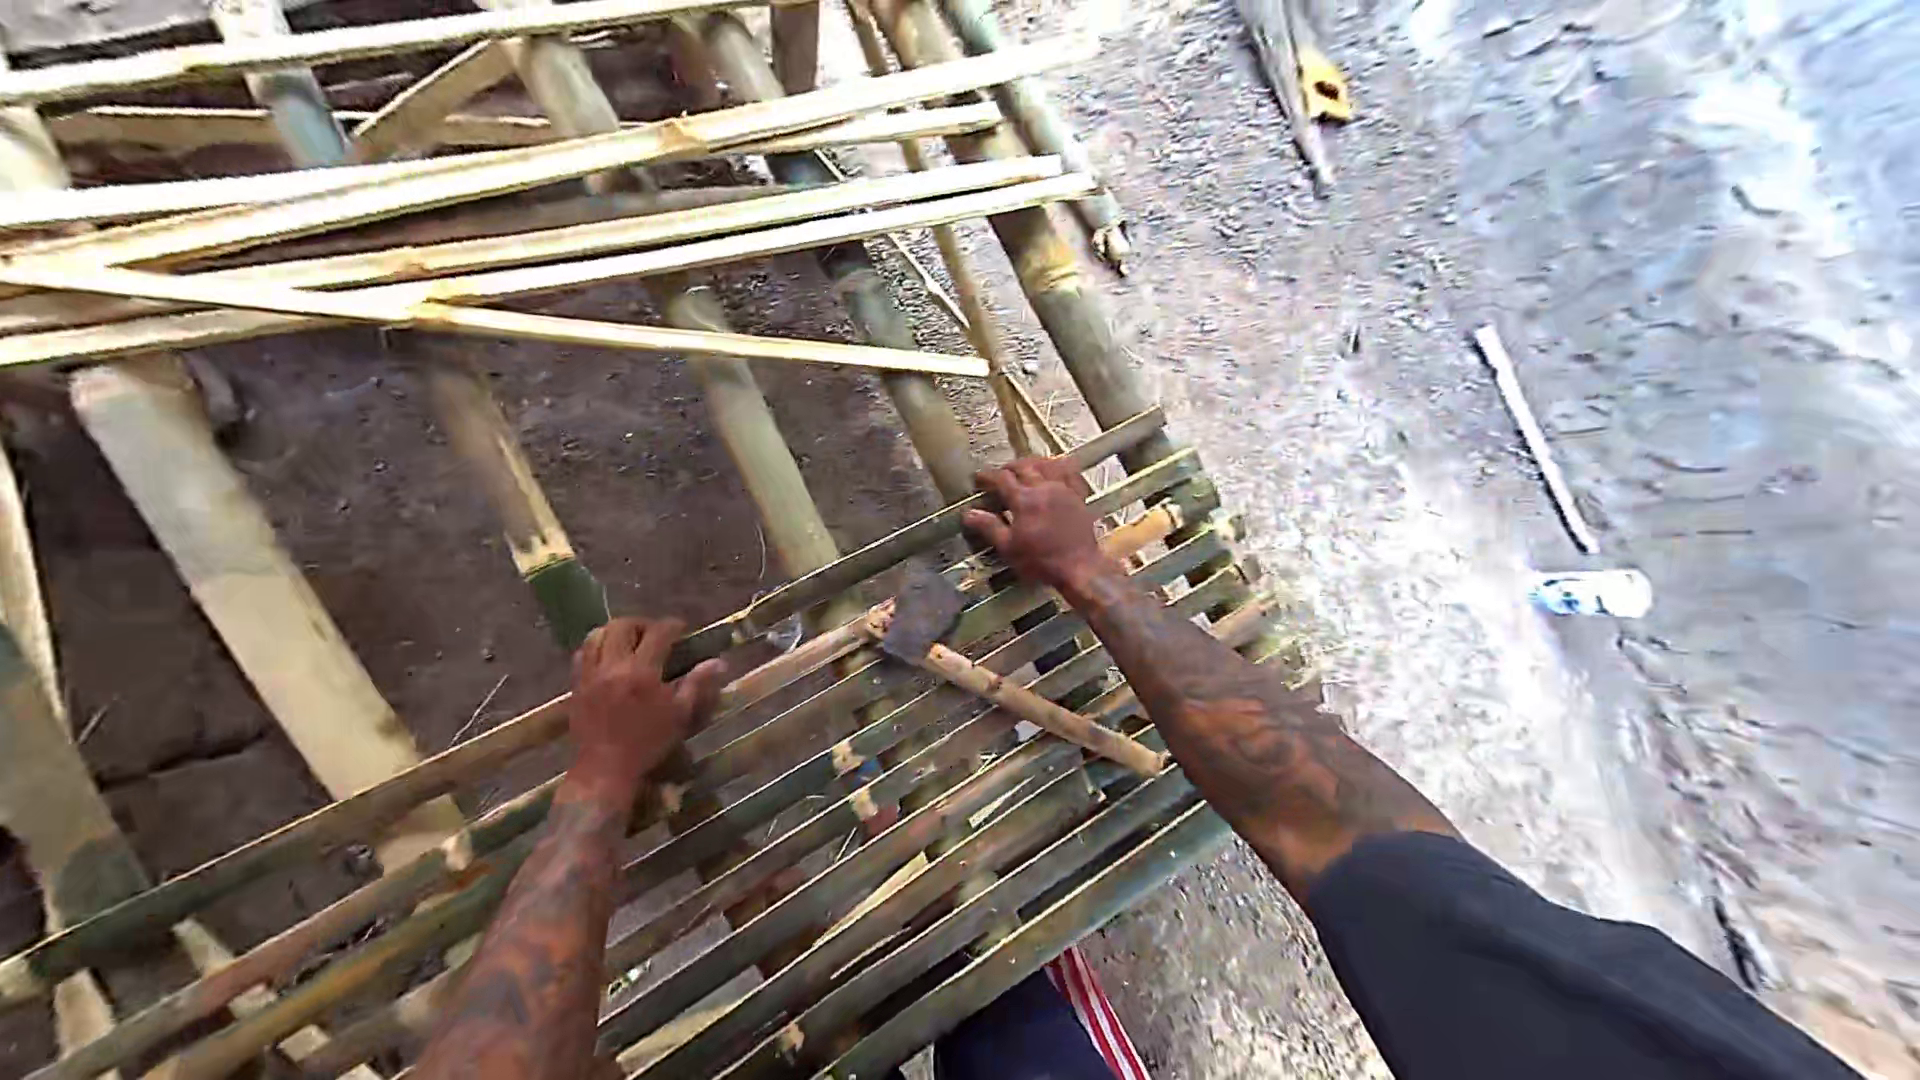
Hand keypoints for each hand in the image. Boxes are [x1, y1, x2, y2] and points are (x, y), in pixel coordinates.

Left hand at [567, 617, 724, 794]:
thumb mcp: (680, 714)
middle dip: (642, 624)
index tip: (683, 630)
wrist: (605, 770)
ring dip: (617, 631)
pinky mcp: (577, 685)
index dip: (673, 626)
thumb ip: (697, 683)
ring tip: (630, 641)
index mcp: (642, 672)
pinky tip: (609, 657)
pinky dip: (596, 646)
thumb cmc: (648, 743)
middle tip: (655, 634)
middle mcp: (613, 666)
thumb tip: (719, 662)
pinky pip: (582, 653)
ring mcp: (591, 674)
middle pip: (623, 625)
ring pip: (598, 634)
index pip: (658, 633)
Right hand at [962, 457, 1115, 597]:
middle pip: (1023, 466)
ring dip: (1032, 462)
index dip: (987, 476)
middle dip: (1008, 467)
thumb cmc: (1041, 561)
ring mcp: (1063, 490)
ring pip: (1046, 465)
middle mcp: (1043, 488)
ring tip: (1024, 467)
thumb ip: (989, 527)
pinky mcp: (1078, 496)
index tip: (979, 479)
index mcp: (1024, 500)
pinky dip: (1060, 466)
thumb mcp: (1009, 547)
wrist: (1079, 567)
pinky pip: (1070, 473)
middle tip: (1000, 474)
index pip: (1001, 479)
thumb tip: (968, 513)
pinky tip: (1057, 468)